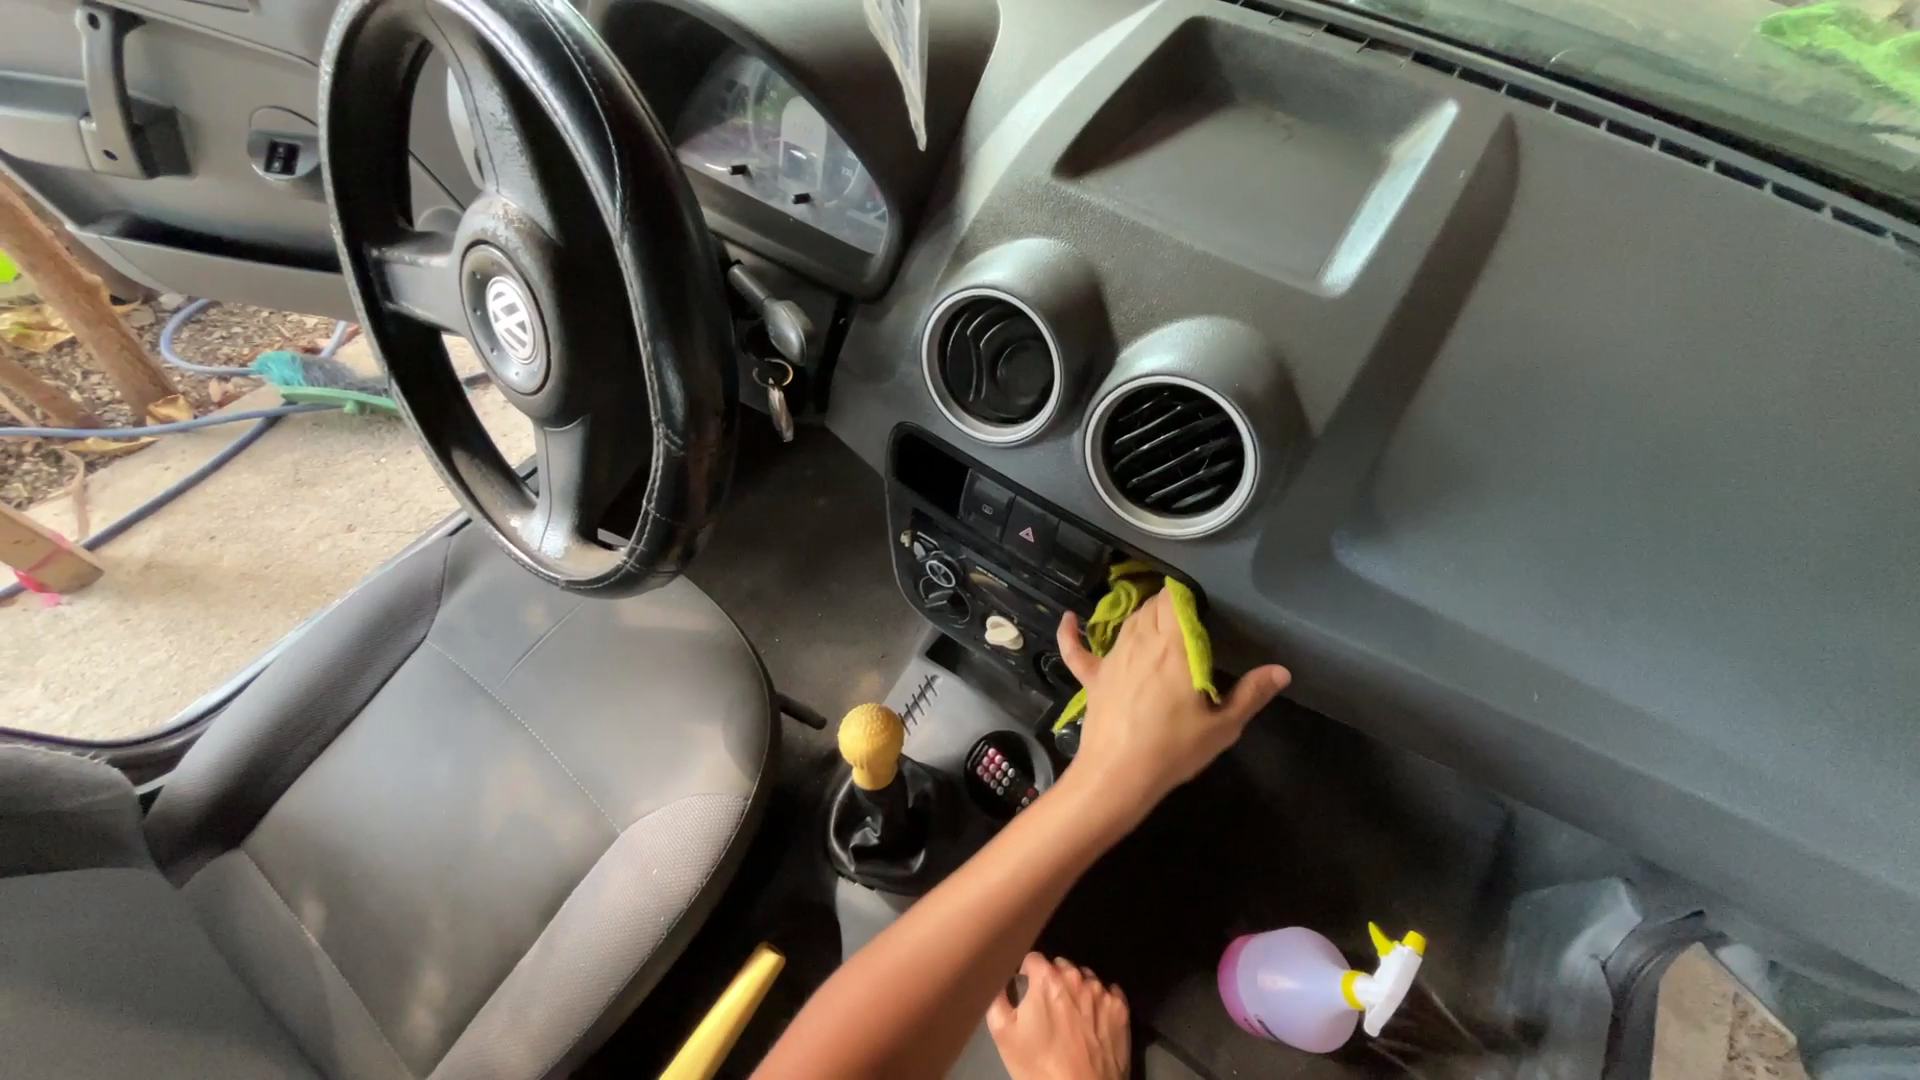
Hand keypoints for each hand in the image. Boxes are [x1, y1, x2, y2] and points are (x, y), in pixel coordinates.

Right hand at [987, 953, 1129, 1079]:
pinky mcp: (1120, 1009)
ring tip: (1070, 1018)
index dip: (1027, 974)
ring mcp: (1101, 992)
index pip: (1033, 959)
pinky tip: (1093, 1021)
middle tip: (1047, 1009)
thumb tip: (998, 976)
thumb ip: (996, 995)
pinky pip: (1108, 993)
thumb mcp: (1003, 1033)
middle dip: (1052, 981)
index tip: (1026, 990)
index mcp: (1047, 978)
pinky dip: (1099, 1002)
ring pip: (1084, 978)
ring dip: (1076, 990)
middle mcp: (1076, 977)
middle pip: (1060, 966)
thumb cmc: (1038, 1067)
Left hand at [1056, 591, 1289, 819]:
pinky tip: (1069, 619)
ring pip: (1125, 622)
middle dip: (1170, 605)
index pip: (1175, 600)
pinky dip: (1071, 633)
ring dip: (1141, 617)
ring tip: (1159, 623)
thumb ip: (1251, 694)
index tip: (1202, 605)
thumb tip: (1281, 670)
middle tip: (1189, 620)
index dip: (1187, 595)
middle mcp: (1139, 642)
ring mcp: (1111, 658)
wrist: (1118, 774)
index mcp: (1173, 646)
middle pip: (1152, 607)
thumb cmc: (1174, 748)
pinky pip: (1076, 650)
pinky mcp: (1092, 677)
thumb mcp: (1223, 726)